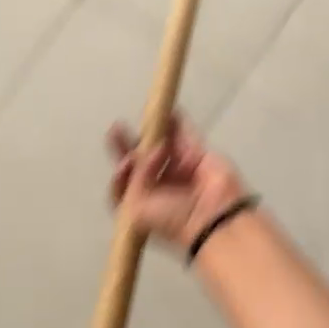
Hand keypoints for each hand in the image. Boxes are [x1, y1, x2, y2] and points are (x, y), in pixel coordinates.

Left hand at [107, 118, 248, 251]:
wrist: (211, 215)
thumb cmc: (170, 218)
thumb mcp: (138, 207)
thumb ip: (136, 175)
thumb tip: (154, 149)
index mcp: (144, 205)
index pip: (125, 186)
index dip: (120, 174)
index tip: (123, 163)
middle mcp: (160, 187)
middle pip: (140, 162)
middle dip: (128, 146)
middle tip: (117, 128)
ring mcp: (179, 168)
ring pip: (163, 145)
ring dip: (153, 131)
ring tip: (143, 114)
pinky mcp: (197, 153)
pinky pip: (185, 134)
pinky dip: (177, 122)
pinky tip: (169, 109)